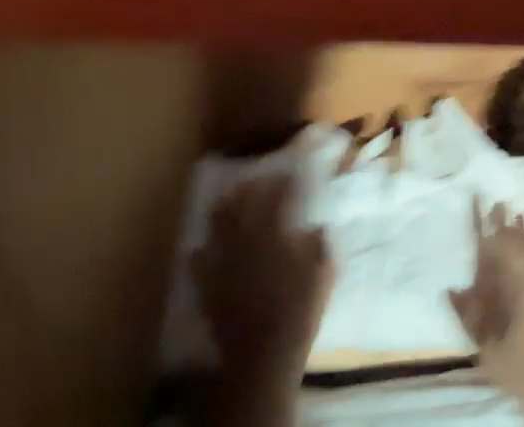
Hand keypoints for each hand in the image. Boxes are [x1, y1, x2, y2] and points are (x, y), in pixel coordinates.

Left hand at [194, 174, 332, 379]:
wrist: (261, 355)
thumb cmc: (299, 313)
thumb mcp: (324, 275)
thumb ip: (320, 246)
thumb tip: (316, 227)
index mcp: (275, 232)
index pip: (280, 194)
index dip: (287, 179)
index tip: (293, 168)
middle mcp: (244, 238)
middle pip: (243, 200)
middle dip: (251, 184)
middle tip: (259, 177)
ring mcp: (221, 259)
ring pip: (216, 222)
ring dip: (224, 206)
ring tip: (229, 198)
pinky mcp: (205, 283)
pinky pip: (198, 258)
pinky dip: (202, 248)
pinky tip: (204, 246)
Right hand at [449, 202, 523, 426]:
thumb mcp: (490, 351)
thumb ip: (471, 317)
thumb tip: (452, 288)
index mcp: (522, 289)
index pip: (501, 247)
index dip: (488, 224)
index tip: (480, 199)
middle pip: (521, 244)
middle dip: (506, 223)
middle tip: (496, 200)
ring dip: (523, 233)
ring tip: (516, 212)